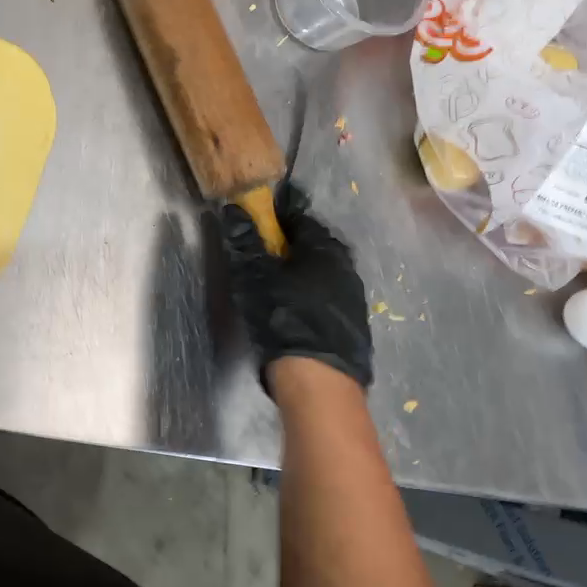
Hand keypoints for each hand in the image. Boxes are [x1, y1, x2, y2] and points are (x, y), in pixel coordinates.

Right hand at [218, 185, 371, 390]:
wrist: (319, 377)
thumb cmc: (284, 315)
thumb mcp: (255, 275)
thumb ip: (245, 241)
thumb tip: (233, 209)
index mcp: (324, 249)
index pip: (300, 218)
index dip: (278, 215)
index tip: (259, 218)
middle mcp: (345, 267)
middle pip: (315, 245)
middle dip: (292, 244)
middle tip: (265, 250)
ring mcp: (353, 297)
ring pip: (324, 272)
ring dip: (303, 270)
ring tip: (278, 279)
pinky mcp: (353, 324)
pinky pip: (329, 296)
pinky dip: (312, 294)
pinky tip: (296, 307)